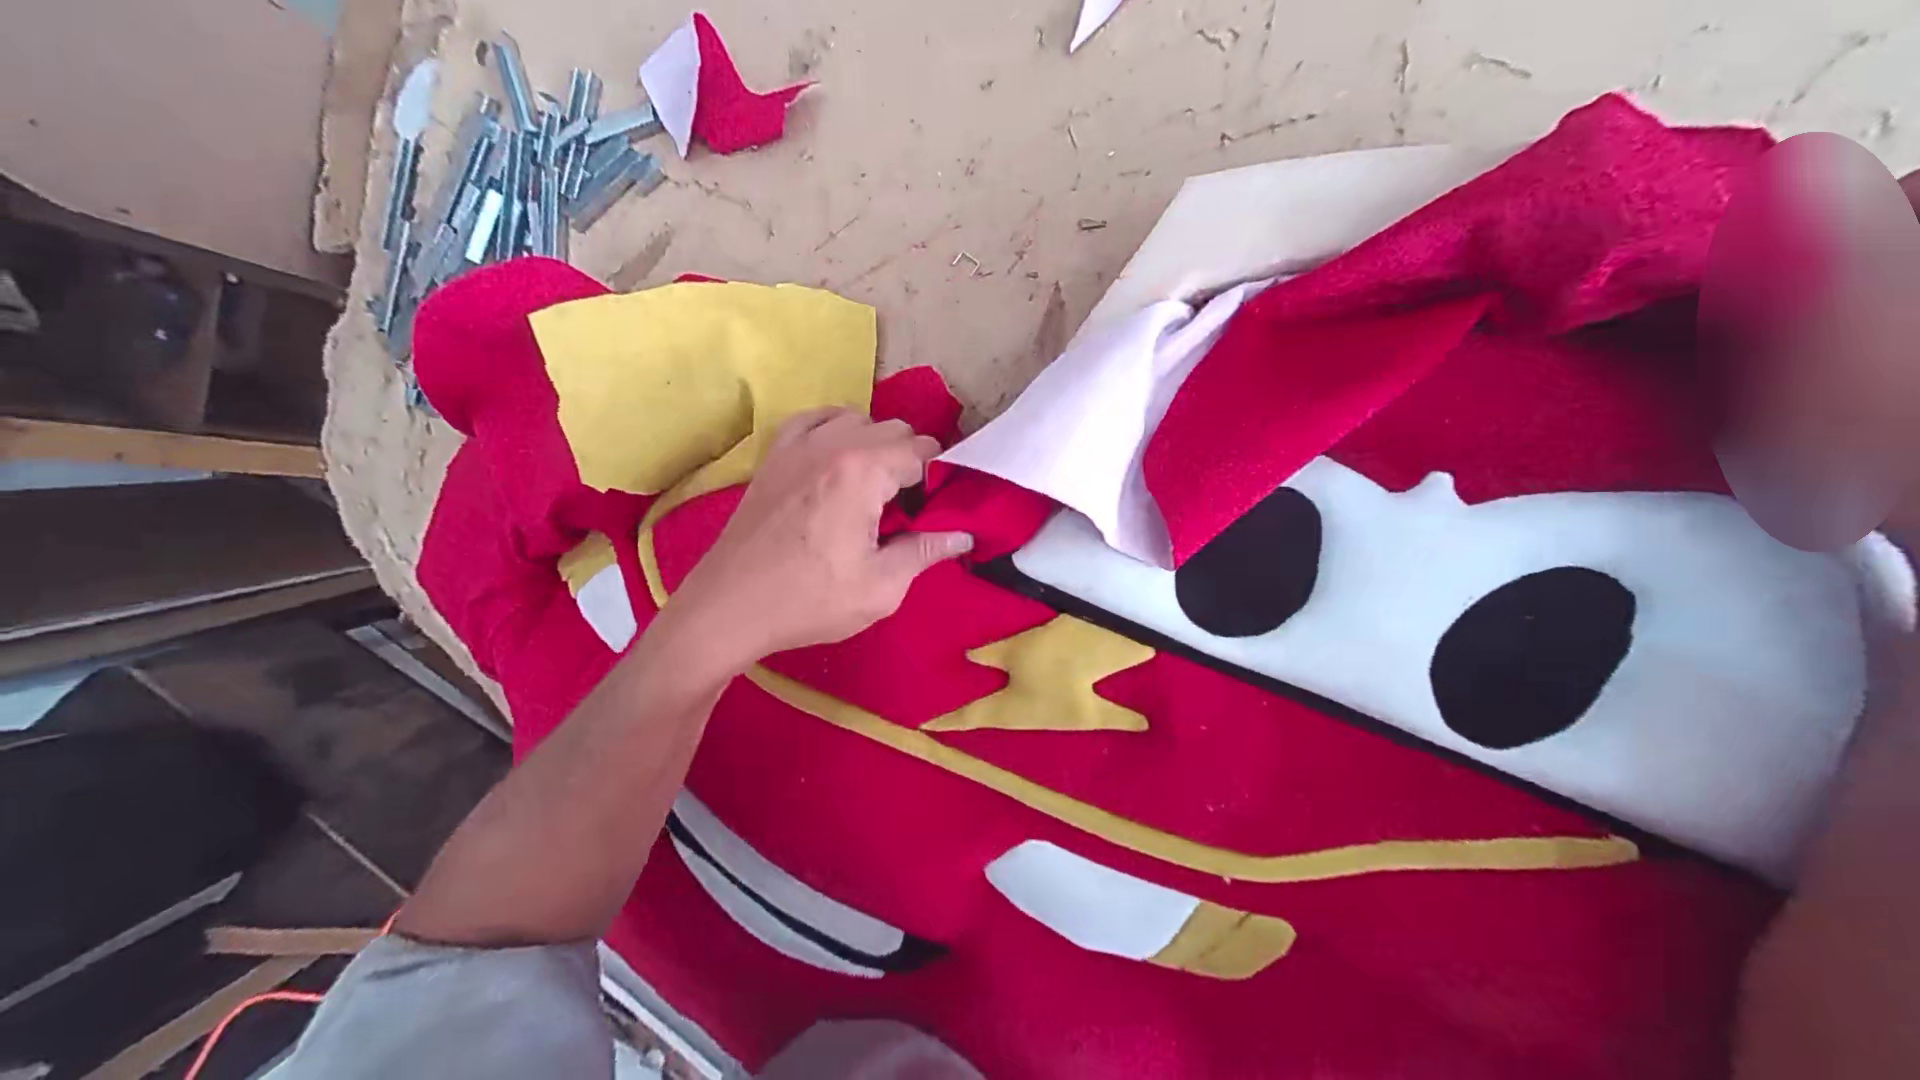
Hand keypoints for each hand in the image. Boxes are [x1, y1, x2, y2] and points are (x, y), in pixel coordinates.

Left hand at [659, 408, 973, 674]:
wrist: (729, 607)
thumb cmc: (810, 600)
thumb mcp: (881, 586)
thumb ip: (926, 550)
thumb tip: (963, 535)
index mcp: (863, 470)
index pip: (922, 450)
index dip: (939, 477)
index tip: (937, 509)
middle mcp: (832, 443)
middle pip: (894, 429)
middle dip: (911, 460)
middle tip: (908, 508)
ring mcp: (797, 444)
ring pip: (857, 419)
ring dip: (876, 444)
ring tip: (873, 488)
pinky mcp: (773, 455)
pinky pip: (815, 420)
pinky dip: (836, 430)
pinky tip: (837, 460)